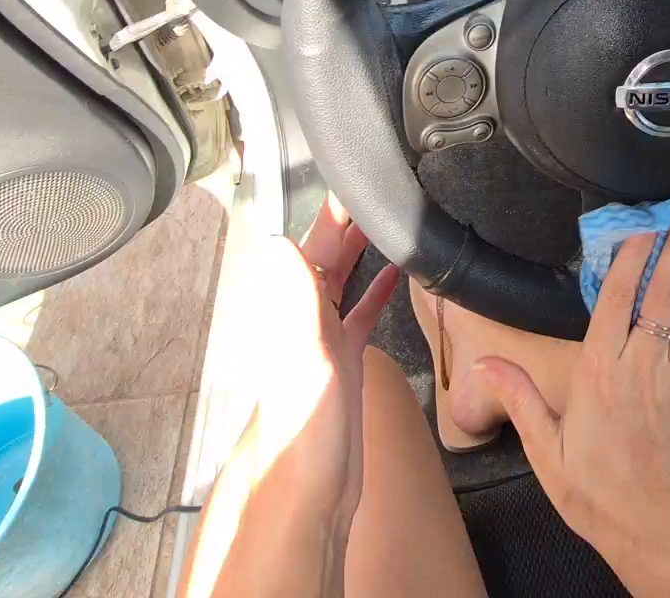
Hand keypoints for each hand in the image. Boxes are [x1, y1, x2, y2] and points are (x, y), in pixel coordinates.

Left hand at [183, 194, 399, 597]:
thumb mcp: (302, 359)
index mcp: (294, 312)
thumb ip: (294, 302)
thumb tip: (279, 243)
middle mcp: (306, 318)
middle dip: (350, 220)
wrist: (313, 490)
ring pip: (344, 278)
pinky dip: (374, 290)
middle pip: (328, 255)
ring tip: (384, 220)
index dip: (333, 211)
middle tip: (375, 189)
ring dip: (361, 248)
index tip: (352, 179)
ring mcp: (325, 337)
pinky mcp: (343, 358)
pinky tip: (390, 278)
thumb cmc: (304, 432)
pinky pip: (361, 311)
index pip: (314, 246)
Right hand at [475, 214, 669, 597]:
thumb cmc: (600, 493)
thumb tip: (483, 364)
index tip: (641, 223)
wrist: (660, 535)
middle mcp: (644, 367)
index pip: (617, 301)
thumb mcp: (547, 451)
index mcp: (602, 375)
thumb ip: (518, 400)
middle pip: (664, 292)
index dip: (632, 258)